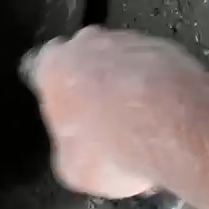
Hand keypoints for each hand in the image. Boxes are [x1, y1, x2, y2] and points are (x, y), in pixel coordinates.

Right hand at [22, 26, 208, 198]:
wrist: (167, 123)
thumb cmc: (111, 143)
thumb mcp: (73, 169)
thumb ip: (66, 149)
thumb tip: (75, 152)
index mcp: (50, 65)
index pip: (40, 71)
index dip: (56, 95)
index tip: (68, 115)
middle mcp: (83, 42)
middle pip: (83, 63)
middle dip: (94, 89)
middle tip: (109, 126)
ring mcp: (124, 40)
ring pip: (121, 65)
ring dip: (128, 90)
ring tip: (143, 131)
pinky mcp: (160, 46)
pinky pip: (153, 69)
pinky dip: (157, 90)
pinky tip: (166, 123)